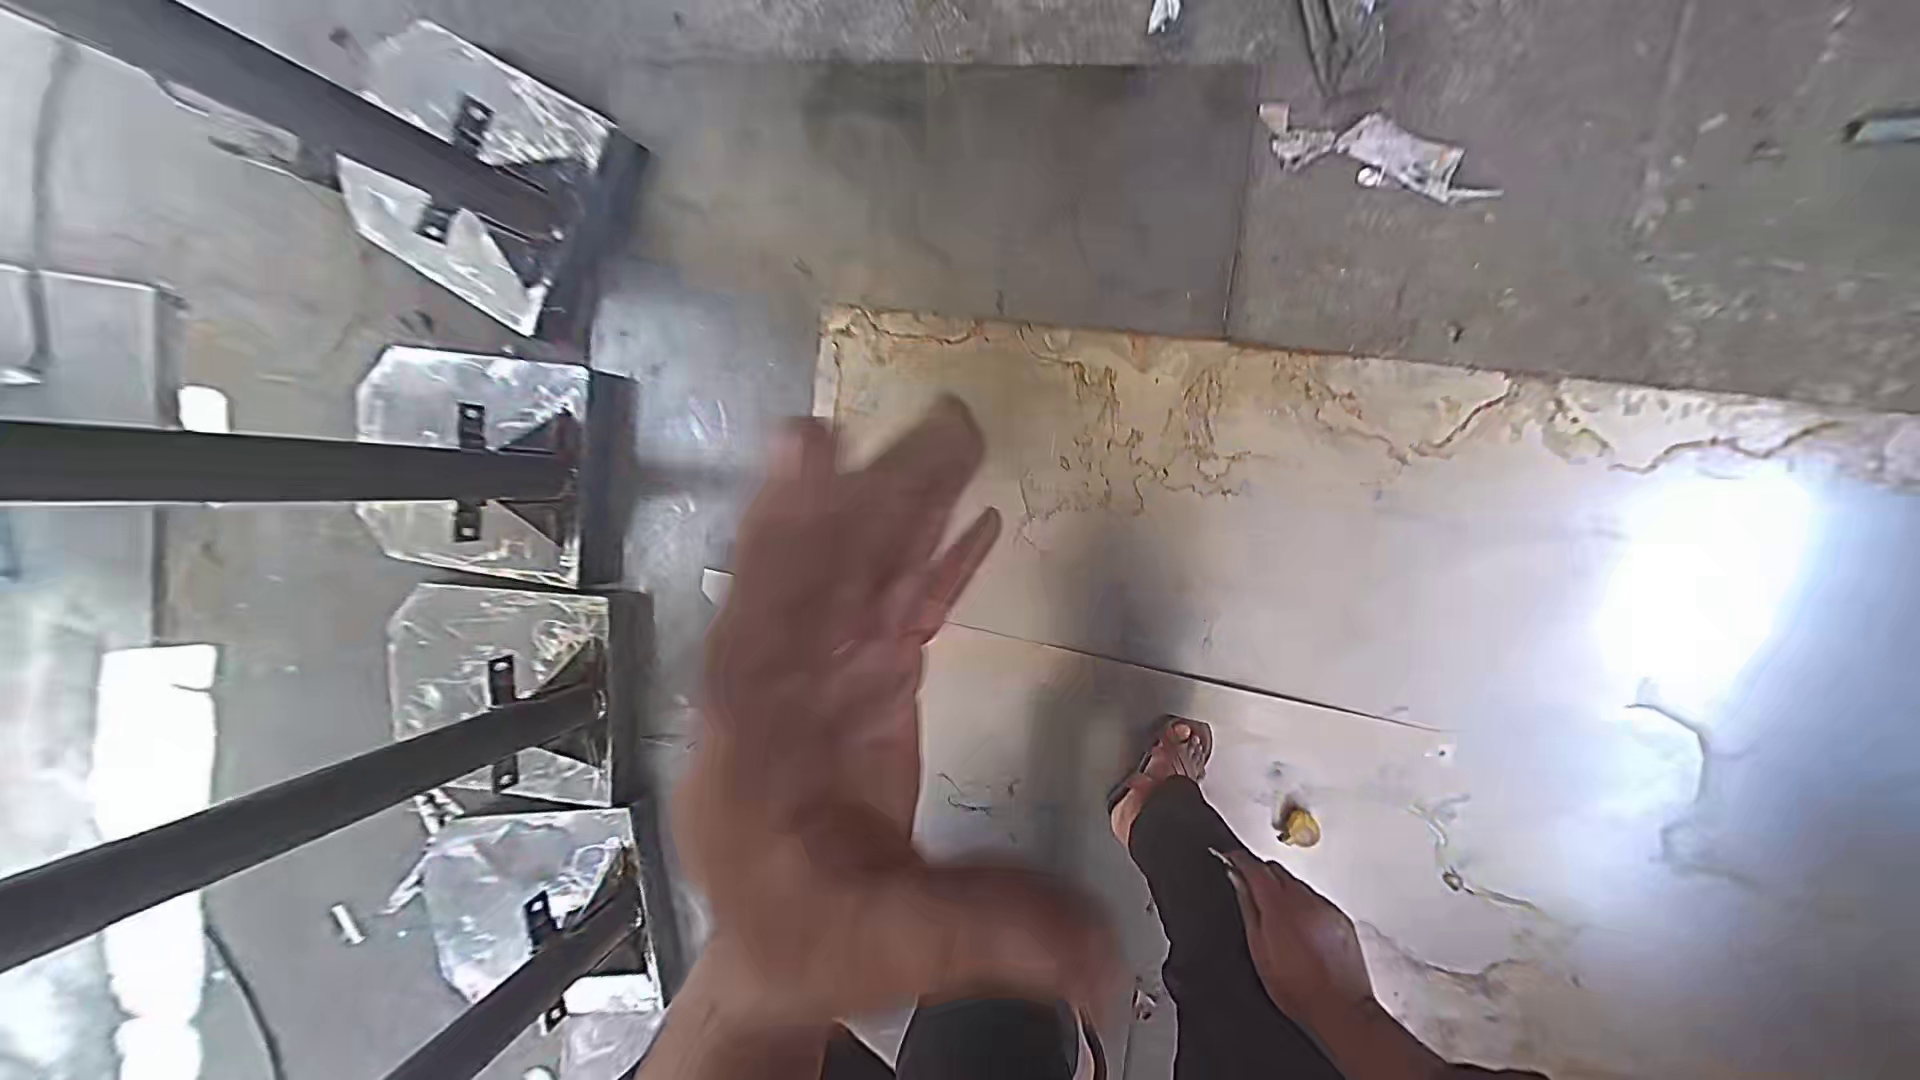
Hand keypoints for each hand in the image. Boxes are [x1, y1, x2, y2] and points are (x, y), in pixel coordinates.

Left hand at [678, 398, 1118, 1025]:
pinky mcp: (867, 674)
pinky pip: (903, 604)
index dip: (782, 536)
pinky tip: (972, 518)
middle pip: (824, 576)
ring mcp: (830, 673)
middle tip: (932, 424)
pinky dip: (937, 561)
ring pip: (867, 575)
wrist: (786, 939)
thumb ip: (982, 928)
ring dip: (909, 506)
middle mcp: (785, 690)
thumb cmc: (810, 938)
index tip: (808, 451)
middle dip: (874, 495)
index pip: (763, 629)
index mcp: (756, 749)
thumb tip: (1105, 950)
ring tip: (955, 441)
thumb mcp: (884, 944)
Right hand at [1222, 849, 1372, 1024]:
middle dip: (1261, 874)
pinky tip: (1302, 929)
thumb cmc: (1298, 988)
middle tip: (1251, 888)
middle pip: (1276, 870)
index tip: (1231, 858)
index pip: (1254, 866)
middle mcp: (1304, 900)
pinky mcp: (1341, 918)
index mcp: (1279, 904)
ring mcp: (1325, 908)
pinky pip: (1316, 899)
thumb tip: (1237, 879)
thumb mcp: (1258, 948)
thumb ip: (1247, 906)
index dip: (1238, 859)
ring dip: (1284, 891)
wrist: (1341, 1011)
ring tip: (1279, 918)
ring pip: (1297, 884)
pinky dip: (1305, 905)